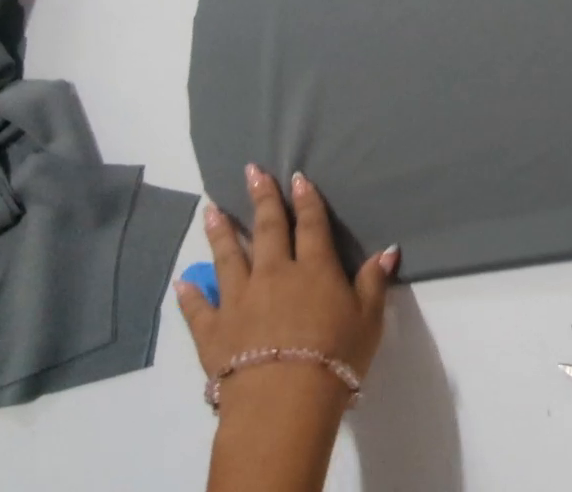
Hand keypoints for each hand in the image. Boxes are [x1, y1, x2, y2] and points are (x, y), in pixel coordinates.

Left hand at [176, 166, 398, 402]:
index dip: (306, 199)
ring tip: (211, 210)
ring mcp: (238, 300)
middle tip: (251, 171)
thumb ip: (374, 281)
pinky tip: (182, 280)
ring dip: (220, 233)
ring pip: (227, 258)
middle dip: (262, 198)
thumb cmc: (336, 356)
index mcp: (314, 269)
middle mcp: (274, 274)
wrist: (283, 400)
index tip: (296, 176)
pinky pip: (197, 307)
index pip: (311, 225)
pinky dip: (189, 293)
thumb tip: (388, 248)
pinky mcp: (212, 331)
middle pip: (268, 230)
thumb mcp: (369, 318)